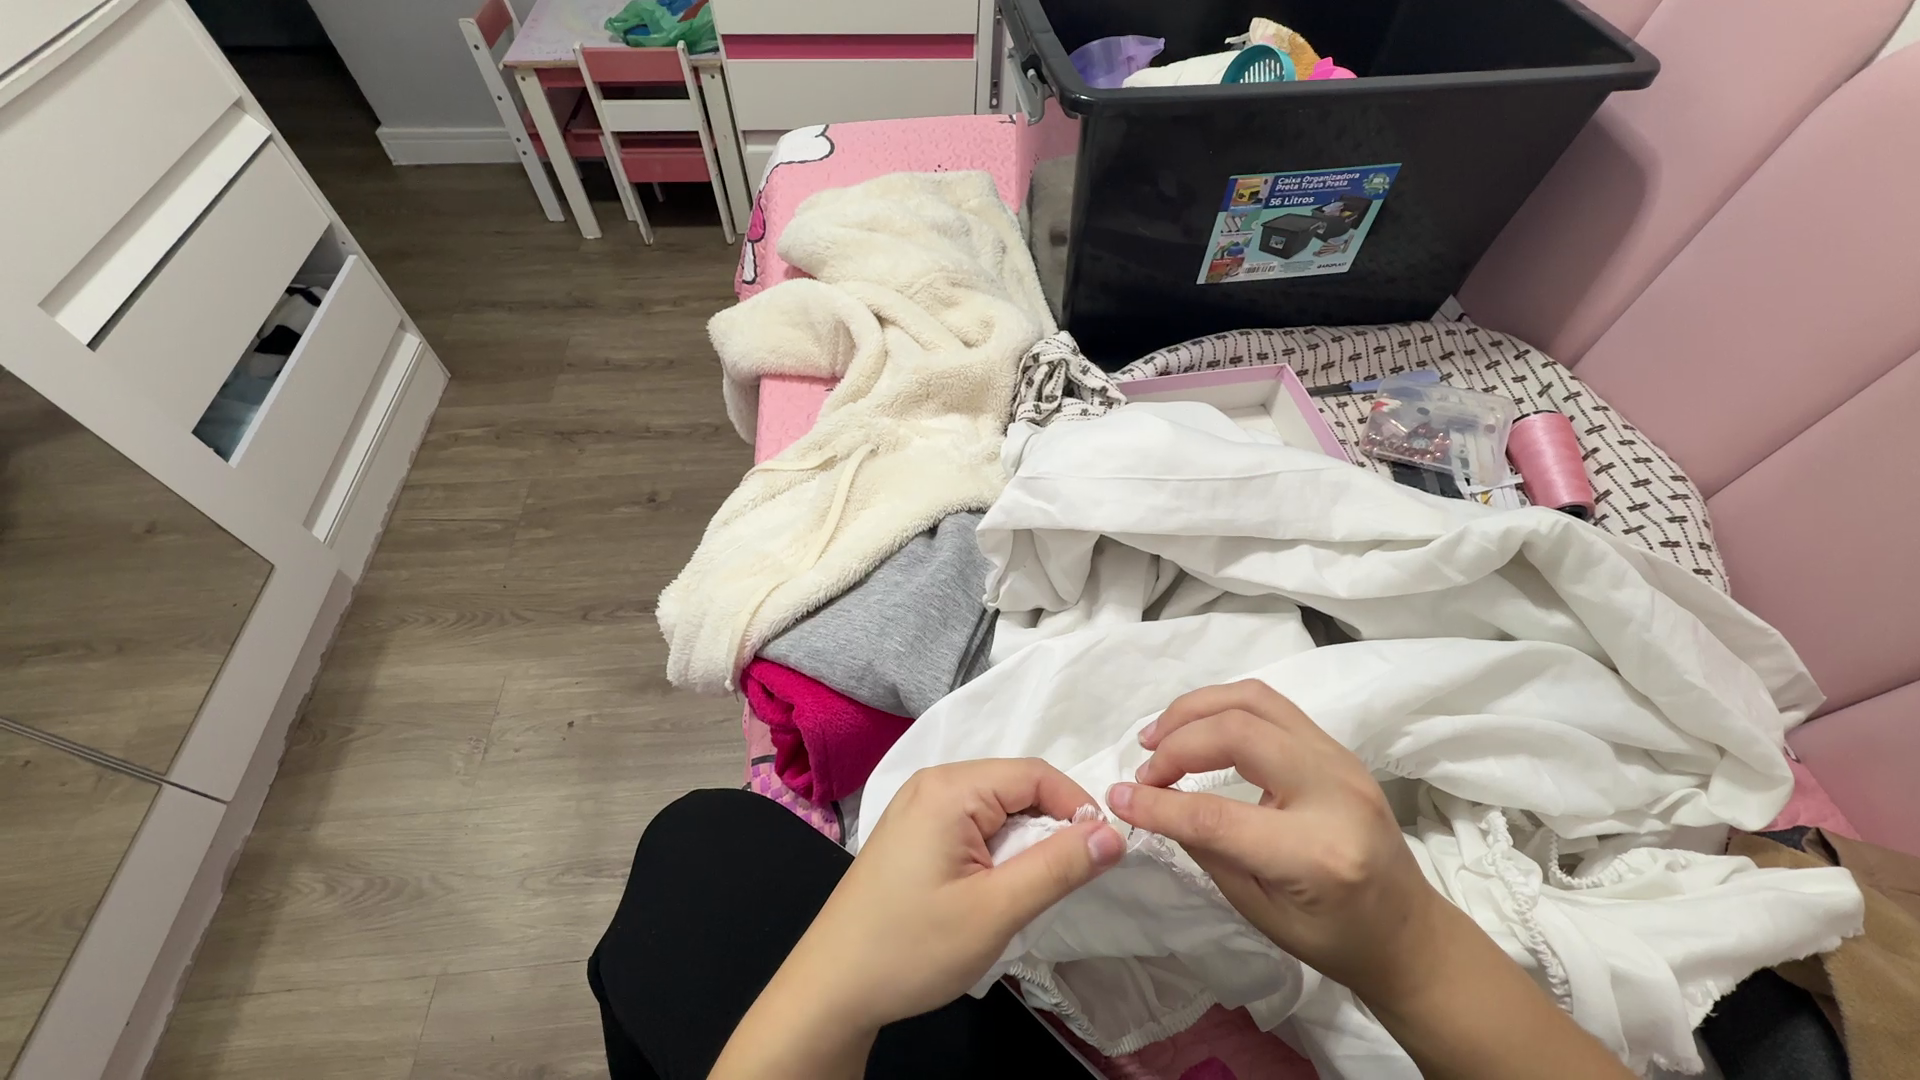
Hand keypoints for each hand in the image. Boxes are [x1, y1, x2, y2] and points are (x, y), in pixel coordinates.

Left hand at [792, 758, 1125, 1029]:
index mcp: (950, 788)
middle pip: (1015, 786)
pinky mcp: (913, 832)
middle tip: (1063, 879)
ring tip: (1027, 889)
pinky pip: (971, 822)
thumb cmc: (912, 948)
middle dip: (1050, 826)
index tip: (1102, 853)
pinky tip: (994, 887)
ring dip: (1023, 841)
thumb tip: (1114, 832)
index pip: (1035, 774)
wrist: (832, 988)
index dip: (1077, 807)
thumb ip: (1058, 867)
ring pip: (996, 807)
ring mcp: (917, 806)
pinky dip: (996, 848)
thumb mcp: (995, 911)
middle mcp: (932, 783)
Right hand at [1105, 680, 1445, 1006]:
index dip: (1157, 804)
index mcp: (1317, 852)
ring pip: (1254, 699)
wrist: (1409, 932)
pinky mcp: (1335, 746)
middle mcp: (1334, 791)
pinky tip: (1196, 730)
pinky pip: (1270, 705)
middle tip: (1145, 770)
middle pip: (1238, 731)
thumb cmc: (1334, 937)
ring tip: (1159, 735)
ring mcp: (1340, 760)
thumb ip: (1204, 848)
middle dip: (1177, 742)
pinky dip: (1222, 708)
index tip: (1118, 797)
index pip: (1218, 814)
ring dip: (1195, 709)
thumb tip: (1148, 801)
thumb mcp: (1258, 909)